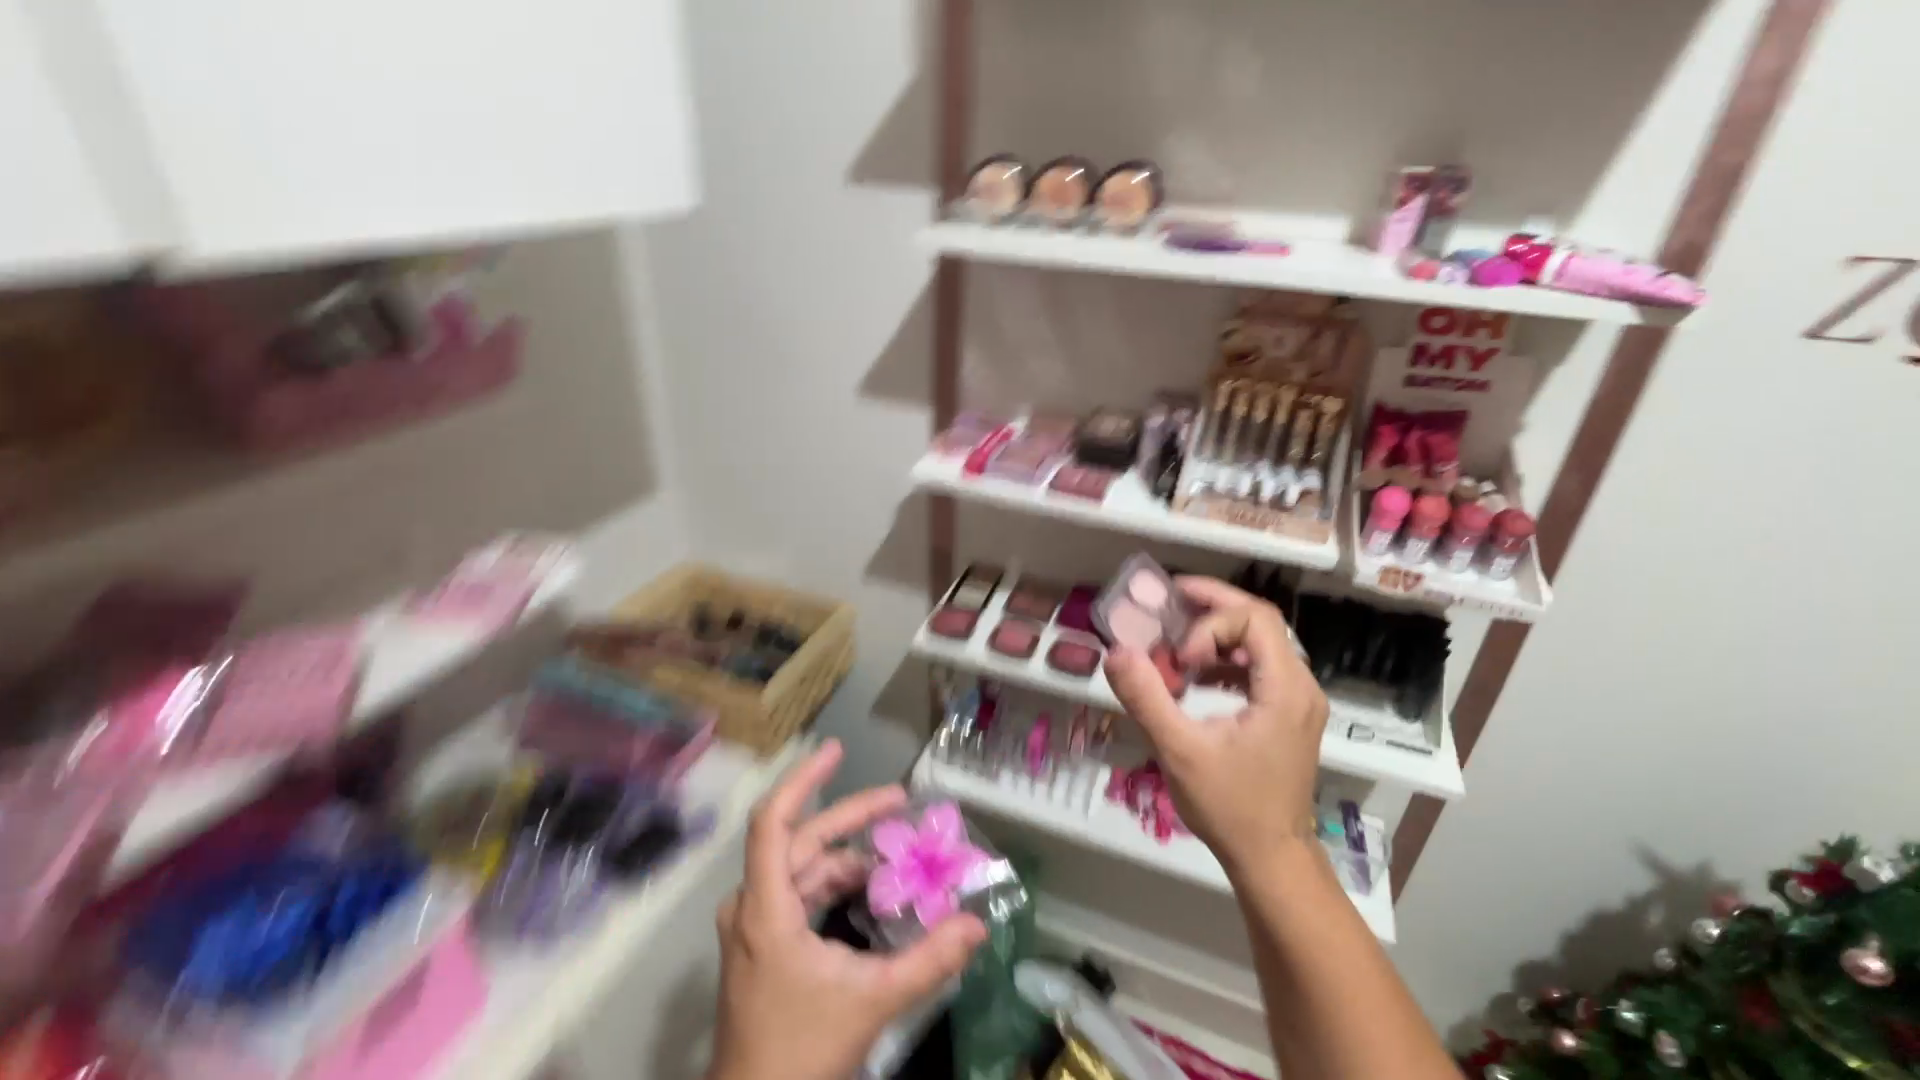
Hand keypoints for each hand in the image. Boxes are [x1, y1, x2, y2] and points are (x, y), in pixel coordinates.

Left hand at [708, 740, 987, 1079]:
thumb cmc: (802, 1048)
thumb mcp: (874, 1000)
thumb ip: (929, 960)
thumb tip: (976, 925)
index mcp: (766, 908)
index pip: (775, 822)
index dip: (804, 780)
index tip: (837, 751)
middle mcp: (752, 906)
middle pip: (800, 841)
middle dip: (850, 818)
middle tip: (900, 802)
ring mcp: (753, 927)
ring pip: (800, 870)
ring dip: (846, 856)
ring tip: (896, 853)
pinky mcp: (760, 946)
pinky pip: (797, 895)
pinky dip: (832, 884)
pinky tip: (869, 890)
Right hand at [1103, 576, 1327, 874]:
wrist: (1270, 856)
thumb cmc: (1229, 806)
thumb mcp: (1179, 751)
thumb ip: (1146, 697)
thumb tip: (1116, 652)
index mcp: (1285, 689)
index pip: (1255, 619)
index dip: (1210, 624)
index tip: (1178, 657)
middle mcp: (1301, 686)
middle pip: (1260, 622)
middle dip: (1213, 607)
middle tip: (1168, 599)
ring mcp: (1298, 701)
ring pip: (1261, 643)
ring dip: (1217, 634)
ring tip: (1175, 641)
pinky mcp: (1288, 715)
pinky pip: (1259, 668)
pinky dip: (1225, 660)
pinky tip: (1194, 676)